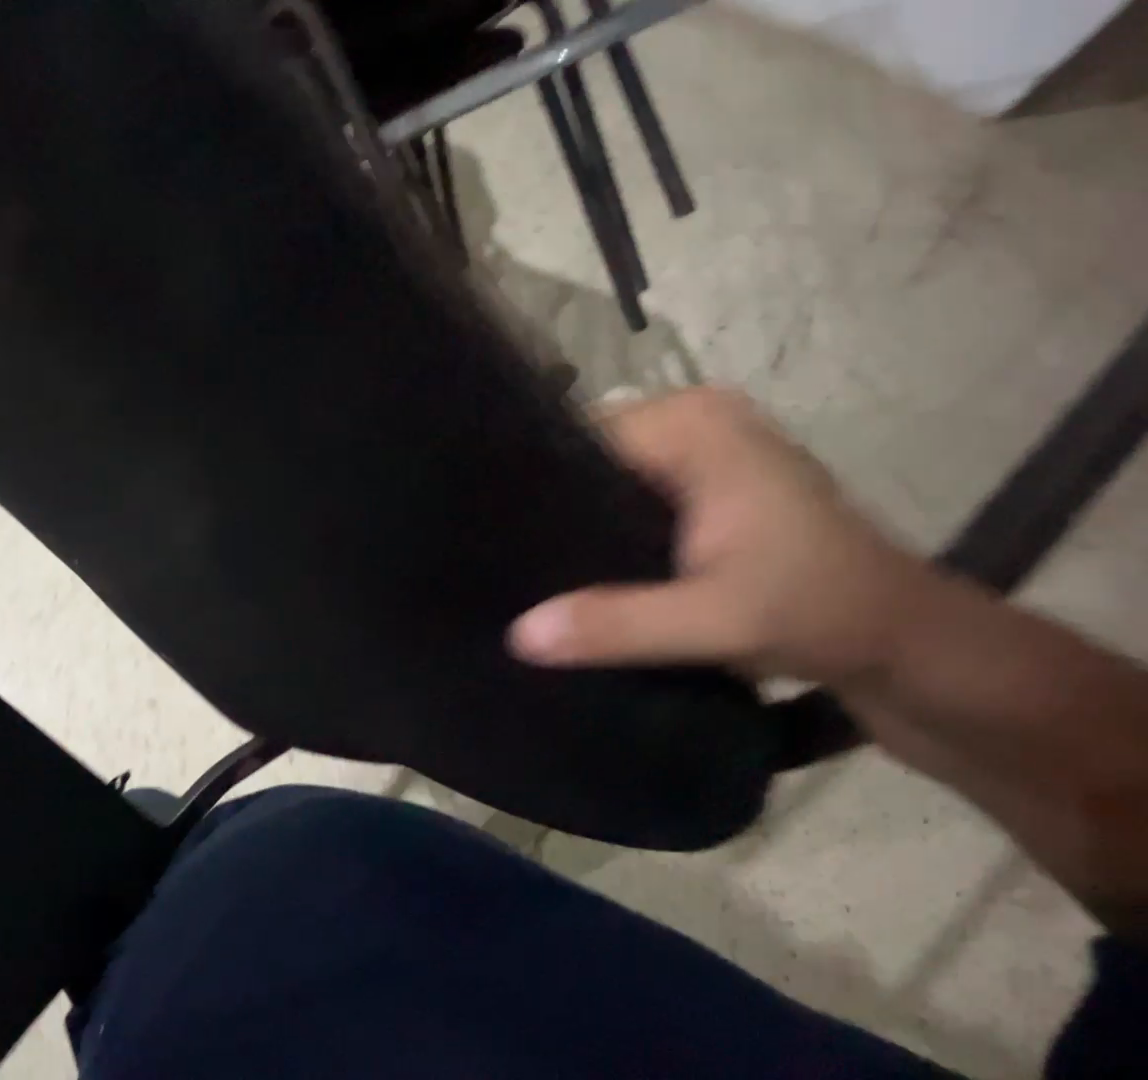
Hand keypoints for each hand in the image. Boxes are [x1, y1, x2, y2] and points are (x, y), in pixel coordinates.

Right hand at [508, 387, 927, 689]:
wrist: (906, 642)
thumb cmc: (823, 611)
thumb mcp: (716, 621)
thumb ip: (618, 624)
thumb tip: (517, 636)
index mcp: (693, 424)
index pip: (572, 438)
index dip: (531, 490)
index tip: (492, 543)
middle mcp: (691, 420)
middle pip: (581, 459)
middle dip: (547, 513)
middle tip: (501, 570)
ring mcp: (698, 450)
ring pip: (599, 481)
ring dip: (571, 529)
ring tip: (523, 577)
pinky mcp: (702, 485)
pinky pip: (623, 496)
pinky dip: (600, 534)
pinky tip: (568, 576)